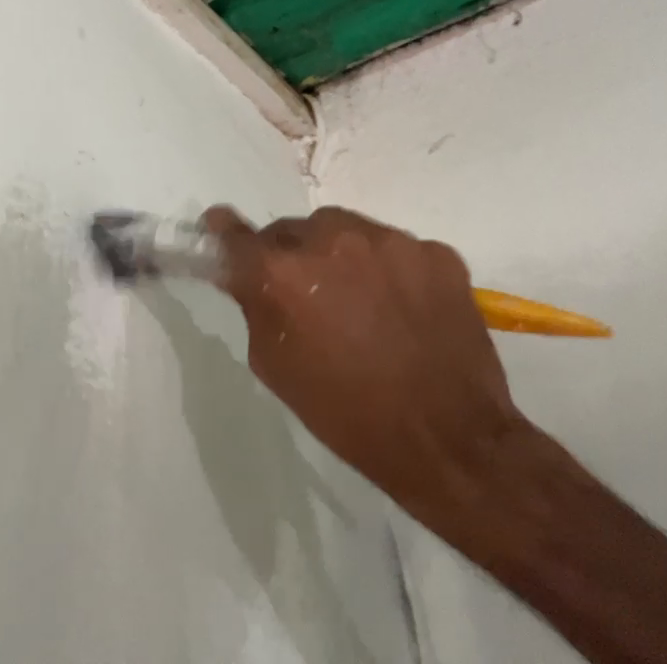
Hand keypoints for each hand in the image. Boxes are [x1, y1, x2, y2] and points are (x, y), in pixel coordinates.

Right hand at [203, 205, 526, 515]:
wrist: (447, 439)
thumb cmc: (343, 409)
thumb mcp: (272, 361)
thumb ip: (255, 305)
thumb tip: (248, 276)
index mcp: (281, 273)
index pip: (235, 233)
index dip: (223, 230)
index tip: (219, 227)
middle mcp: (331, 242)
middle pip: (293, 229)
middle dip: (289, 253)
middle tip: (302, 289)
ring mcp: (390, 243)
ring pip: (345, 230)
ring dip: (338, 253)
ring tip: (355, 295)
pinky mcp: (438, 254)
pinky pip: (395, 248)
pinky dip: (387, 269)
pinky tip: (398, 306)